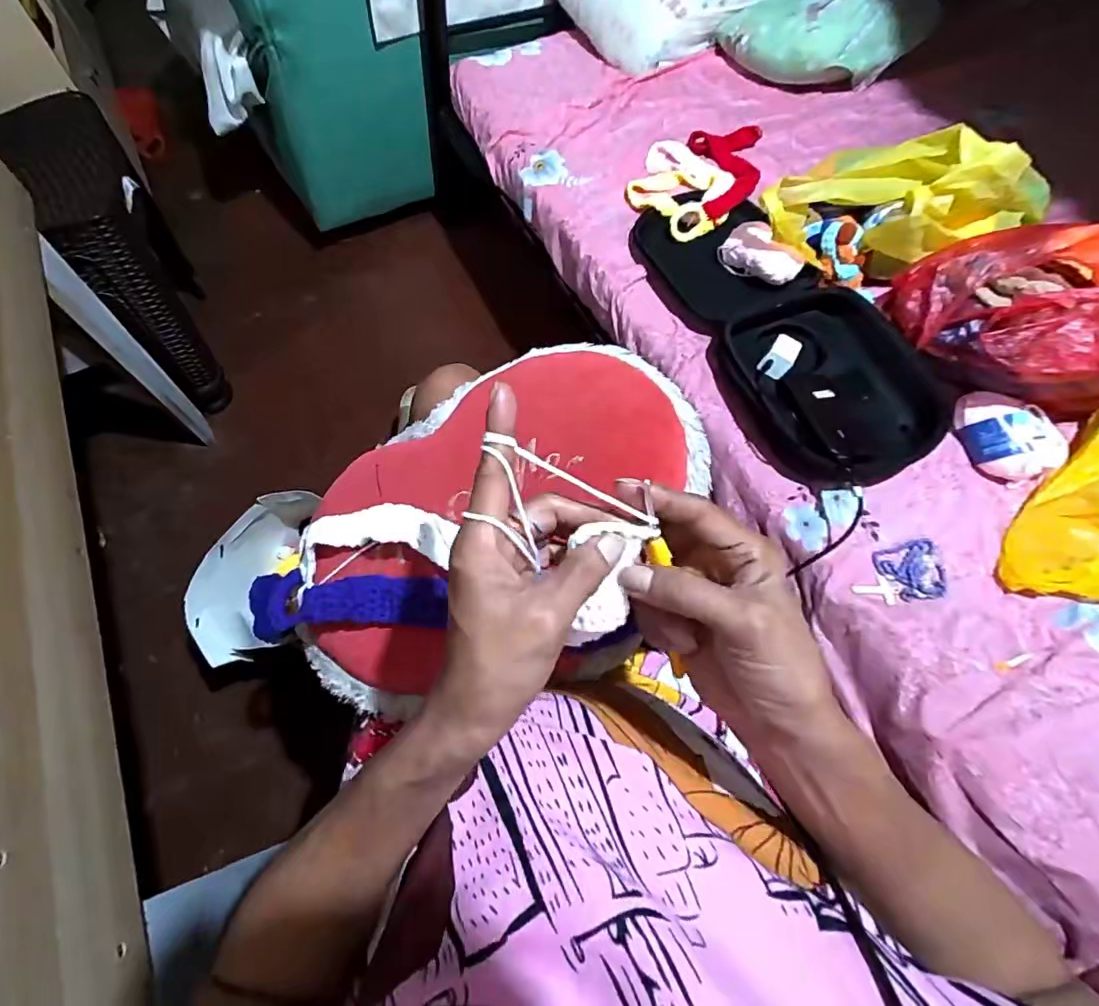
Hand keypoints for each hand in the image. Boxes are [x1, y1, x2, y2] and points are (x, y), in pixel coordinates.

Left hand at [425, 382, 623, 755]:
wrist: (475, 709)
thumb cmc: (502, 662)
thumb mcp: (550, 614)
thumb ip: (583, 569)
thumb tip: (613, 537)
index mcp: (484, 542)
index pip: (493, 474)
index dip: (500, 431)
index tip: (502, 390)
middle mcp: (488, 543)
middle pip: (538, 508)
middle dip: (580, 516)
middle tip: (623, 536)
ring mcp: (499, 562)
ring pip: (546, 532)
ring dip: (579, 539)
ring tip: (618, 552)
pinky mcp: (510, 581)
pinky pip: (545, 554)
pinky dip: (571, 557)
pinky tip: (601, 566)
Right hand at [616, 483, 846, 744]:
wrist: (780, 725)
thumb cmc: (777, 664)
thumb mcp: (740, 620)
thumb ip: (684, 591)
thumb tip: (627, 572)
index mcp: (743, 552)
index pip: (697, 514)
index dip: (661, 499)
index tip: (620, 489)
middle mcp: (715, 564)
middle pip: (665, 538)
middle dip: (643, 549)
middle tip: (611, 551)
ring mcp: (693, 592)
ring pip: (649, 575)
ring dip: (654, 604)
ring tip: (680, 636)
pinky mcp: (677, 619)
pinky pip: (648, 606)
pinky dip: (656, 625)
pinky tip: (681, 647)